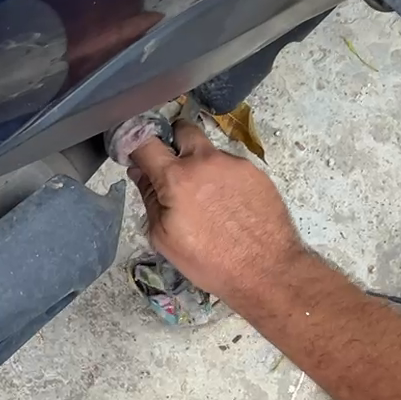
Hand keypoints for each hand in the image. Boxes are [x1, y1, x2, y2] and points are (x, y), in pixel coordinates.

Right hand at [127, 120, 310, 306]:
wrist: (266, 270)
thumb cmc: (209, 261)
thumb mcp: (164, 237)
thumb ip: (149, 198)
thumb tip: (140, 173)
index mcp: (177, 178)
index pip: (145, 142)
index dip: (134, 144)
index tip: (135, 154)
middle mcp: (206, 161)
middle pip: (182, 129)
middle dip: (173, 143)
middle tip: (173, 170)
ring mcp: (234, 163)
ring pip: (209, 151)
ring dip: (201, 166)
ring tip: (208, 202)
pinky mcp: (256, 172)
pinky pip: (231, 166)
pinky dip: (223, 179)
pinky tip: (228, 207)